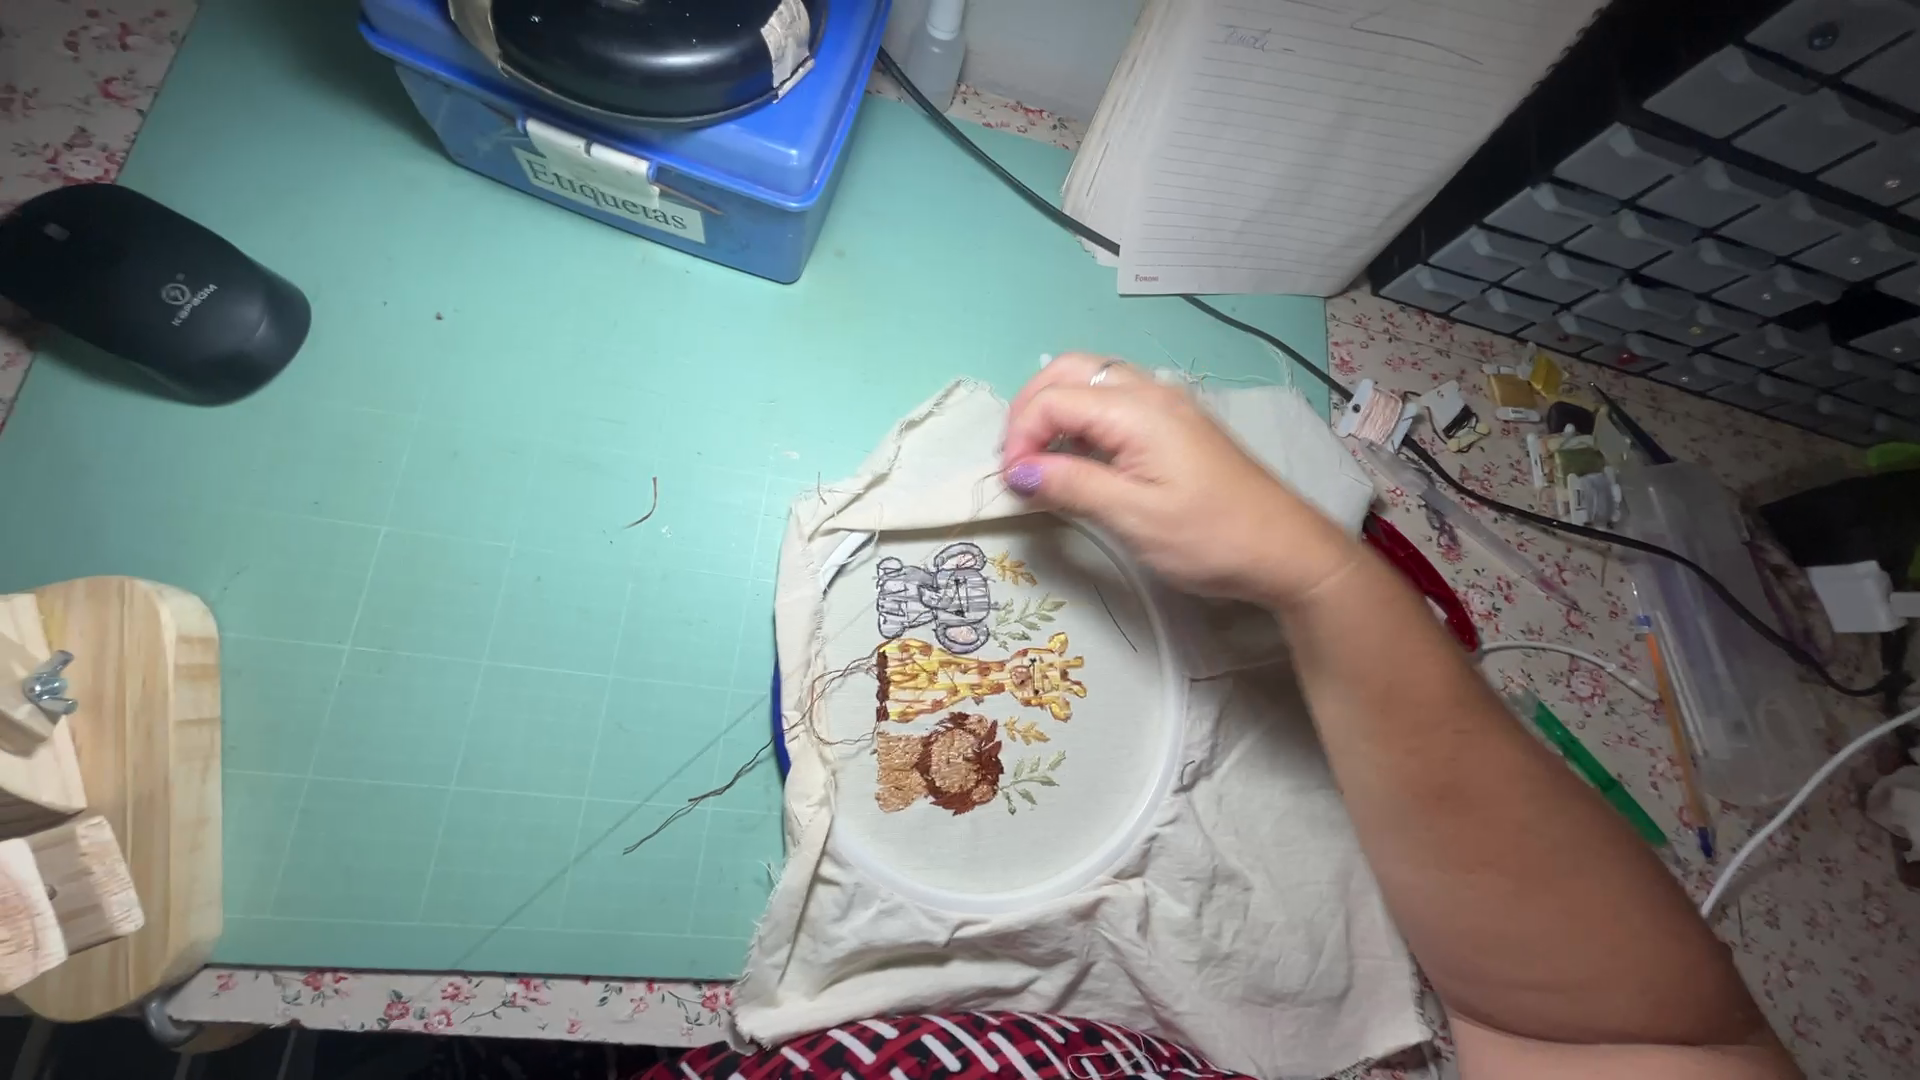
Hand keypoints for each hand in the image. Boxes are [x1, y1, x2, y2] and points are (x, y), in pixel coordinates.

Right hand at [1001, 354, 1362, 609]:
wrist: (1286, 551)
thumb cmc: (1210, 537)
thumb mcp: (1133, 518)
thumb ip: (1071, 486)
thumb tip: (1018, 471)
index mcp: (1138, 410)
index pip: (1054, 400)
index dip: (1021, 437)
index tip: (1013, 482)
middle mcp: (1150, 392)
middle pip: (1070, 370)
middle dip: (1030, 408)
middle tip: (1018, 458)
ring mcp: (1166, 405)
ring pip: (1092, 381)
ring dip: (1056, 409)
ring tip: (1041, 458)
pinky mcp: (1174, 424)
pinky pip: (1114, 402)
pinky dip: (1082, 419)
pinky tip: (1078, 458)